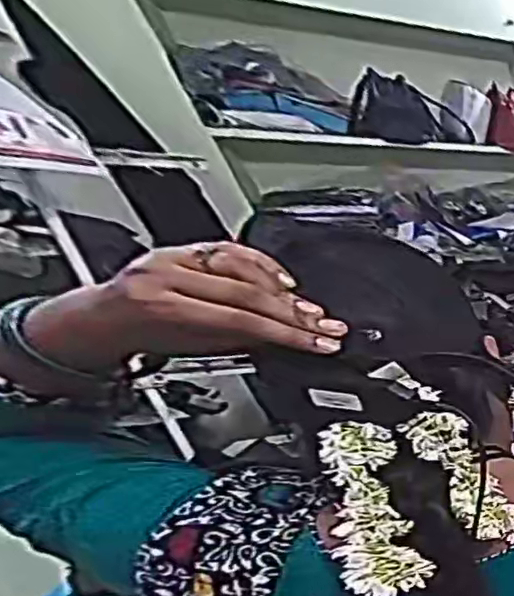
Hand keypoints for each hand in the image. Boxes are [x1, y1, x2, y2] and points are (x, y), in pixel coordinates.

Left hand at [24, 243, 346, 371]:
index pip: (244, 319)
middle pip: (250, 293)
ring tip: (312, 308)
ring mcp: (171, 257)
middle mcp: (164, 275)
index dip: (291, 334)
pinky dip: (265, 265)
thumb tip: (295, 337)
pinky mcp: (180, 249)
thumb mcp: (199, 347)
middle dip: (299, 315)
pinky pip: (231, 250)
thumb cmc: (147, 337)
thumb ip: (247, 337)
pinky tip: (286, 281)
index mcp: (162, 306)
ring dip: (287, 292)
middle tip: (331, 327)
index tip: (324, 343)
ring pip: (245, 269)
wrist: (99, 321)